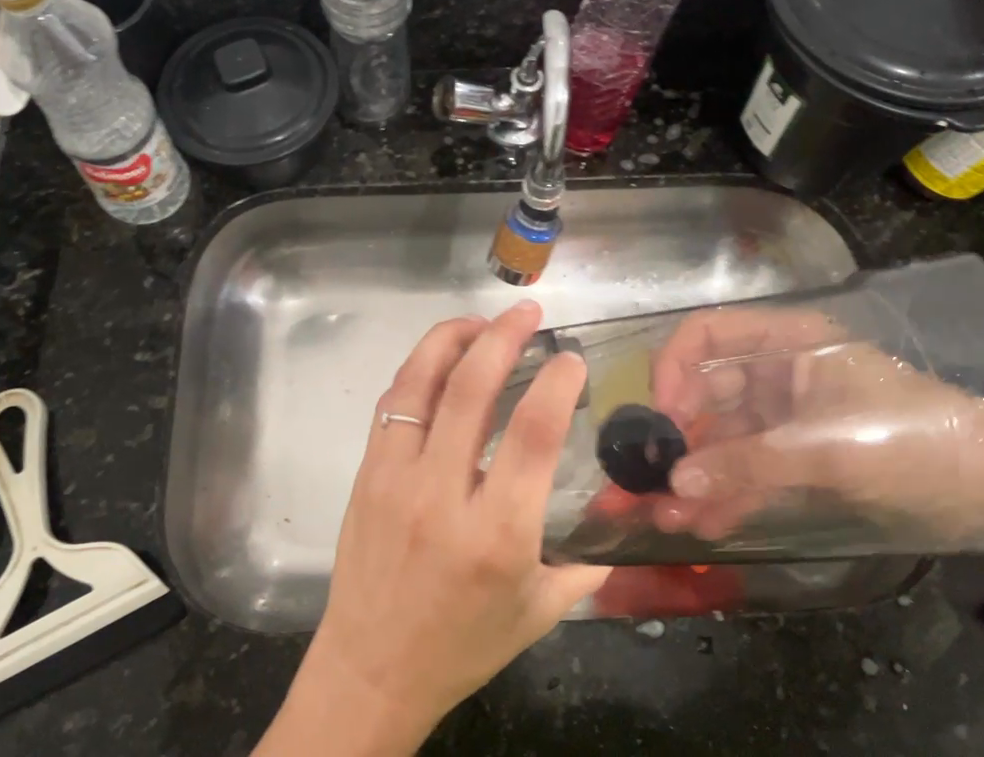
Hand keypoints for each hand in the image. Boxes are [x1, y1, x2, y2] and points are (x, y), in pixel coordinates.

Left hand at [256, 301, 610, 755]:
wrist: (373, 668)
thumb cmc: (464, 644)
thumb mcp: (539, 612)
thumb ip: (584, 562)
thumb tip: (617, 514)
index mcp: (498, 534)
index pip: (533, 434)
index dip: (557, 384)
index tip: (571, 360)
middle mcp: (443, 496)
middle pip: (472, 391)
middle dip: (503, 338)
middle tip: (527, 314)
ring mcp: (396, 480)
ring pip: (419, 385)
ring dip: (451, 340)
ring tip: (479, 321)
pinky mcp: (366, 475)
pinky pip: (392, 406)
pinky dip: (417, 372)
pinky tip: (439, 361)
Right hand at [643, 306, 983, 551]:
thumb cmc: (918, 442)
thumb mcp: (831, 449)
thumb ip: (750, 463)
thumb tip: (676, 479)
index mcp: (789, 344)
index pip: (707, 336)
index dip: (674, 369)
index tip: (661, 420)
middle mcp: (778, 374)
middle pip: (707, 392)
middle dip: (676, 437)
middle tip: (647, 482)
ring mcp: (788, 419)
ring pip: (725, 440)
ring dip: (697, 475)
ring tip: (668, 516)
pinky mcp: (801, 458)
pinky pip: (751, 471)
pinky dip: (728, 494)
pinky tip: (705, 524)